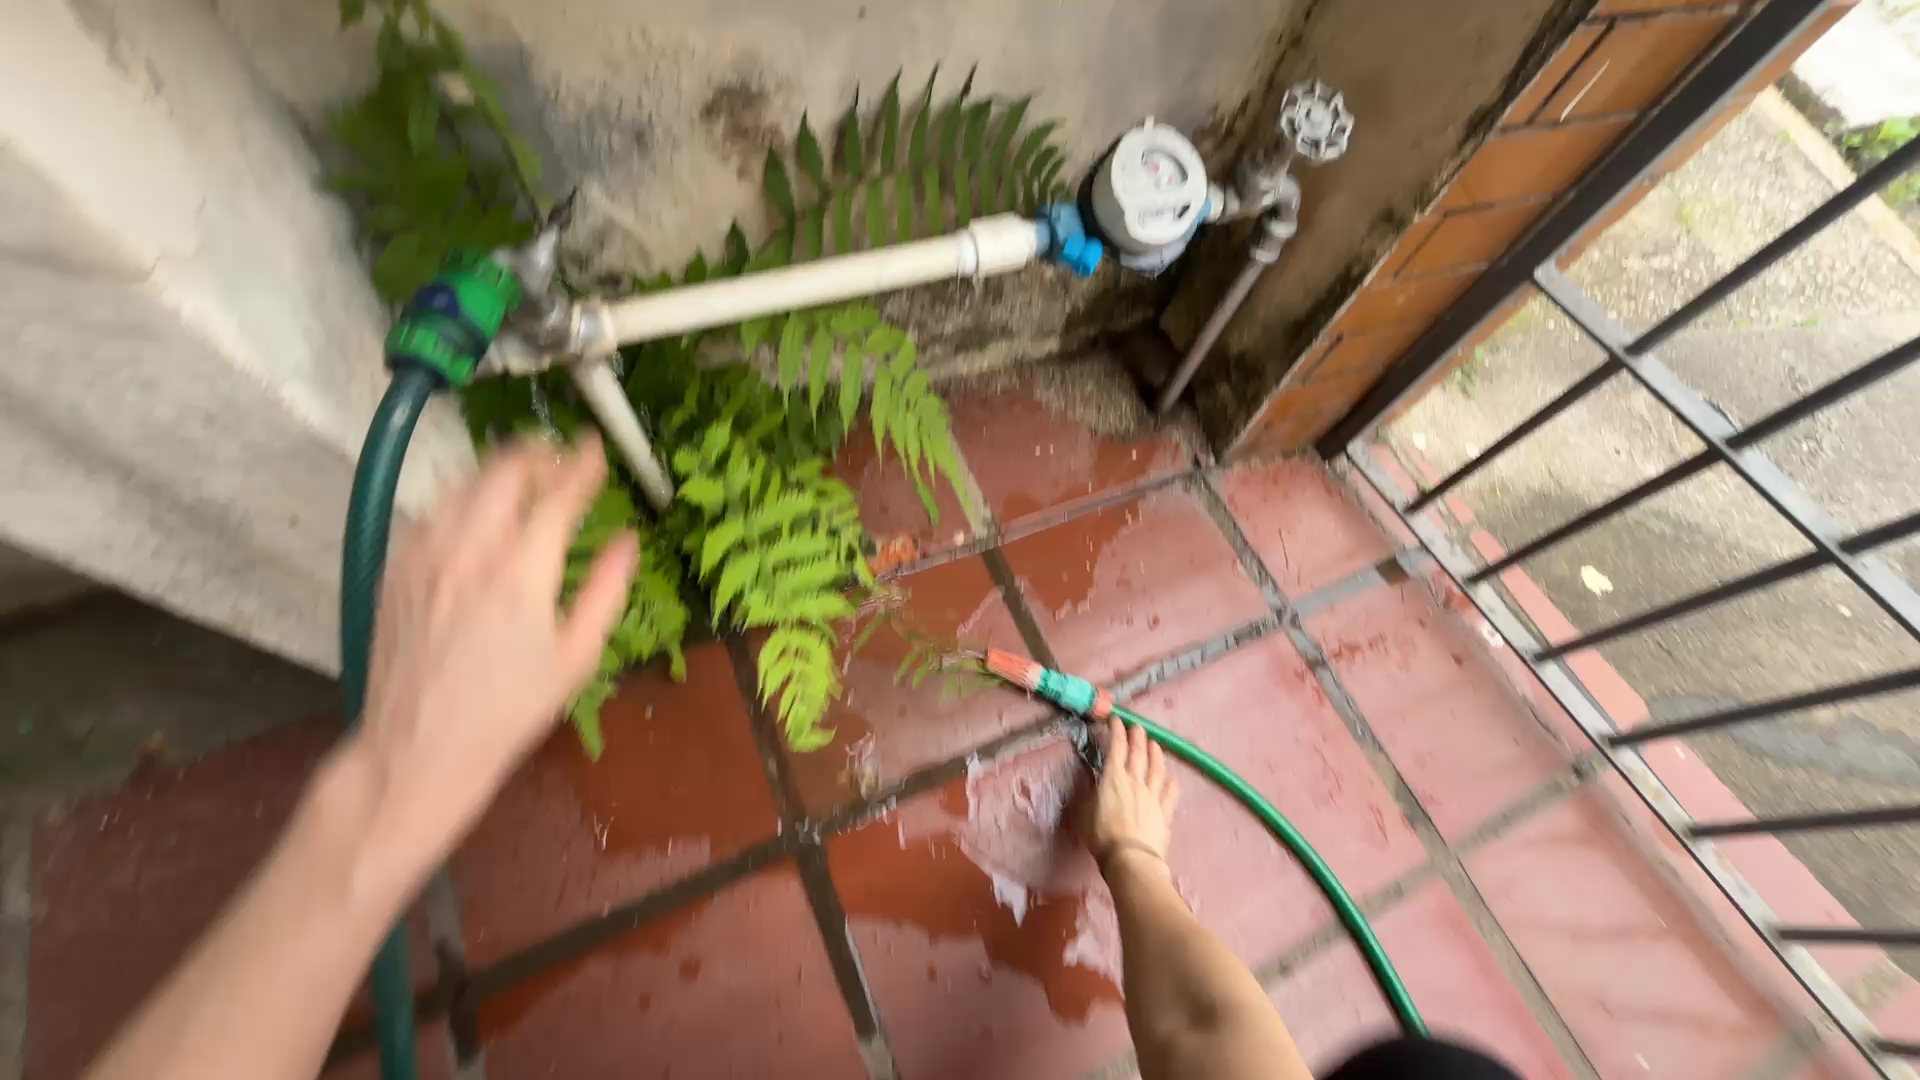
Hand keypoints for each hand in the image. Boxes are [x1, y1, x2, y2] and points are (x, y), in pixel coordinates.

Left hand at [340, 435, 636, 899]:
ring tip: (523, 475)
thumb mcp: (578, 655)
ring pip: (462, 484)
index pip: (558, 495)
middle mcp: (470, 551)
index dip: (582, 463)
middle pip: (503, 472)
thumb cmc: (512, 707)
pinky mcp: (394, 569)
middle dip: (538, 454)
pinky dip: (459, 497)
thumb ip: (605, 588)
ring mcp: (424, 556)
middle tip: (561, 458)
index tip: (596, 446)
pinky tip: (474, 510)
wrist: (419, 746)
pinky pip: (429, 511)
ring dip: (498, 469)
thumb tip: (626, 539)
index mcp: (523, 572)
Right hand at [1081, 714, 1179, 875]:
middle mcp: (1135, 781)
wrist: (1132, 860)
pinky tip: (1172, 779)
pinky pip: (1170, 793)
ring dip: (1156, 753)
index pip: (1116, 747)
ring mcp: (1153, 795)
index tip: (1116, 719)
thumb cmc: (1102, 836)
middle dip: (1137, 736)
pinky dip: (1171, 783)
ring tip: (1155, 744)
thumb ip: (1090, 793)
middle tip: (1137, 726)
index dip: (1116, 730)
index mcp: (1113, 778)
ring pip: (1157, 768)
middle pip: (1139, 753)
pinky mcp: (1165, 811)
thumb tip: (1094, 780)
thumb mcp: (1085, 811)